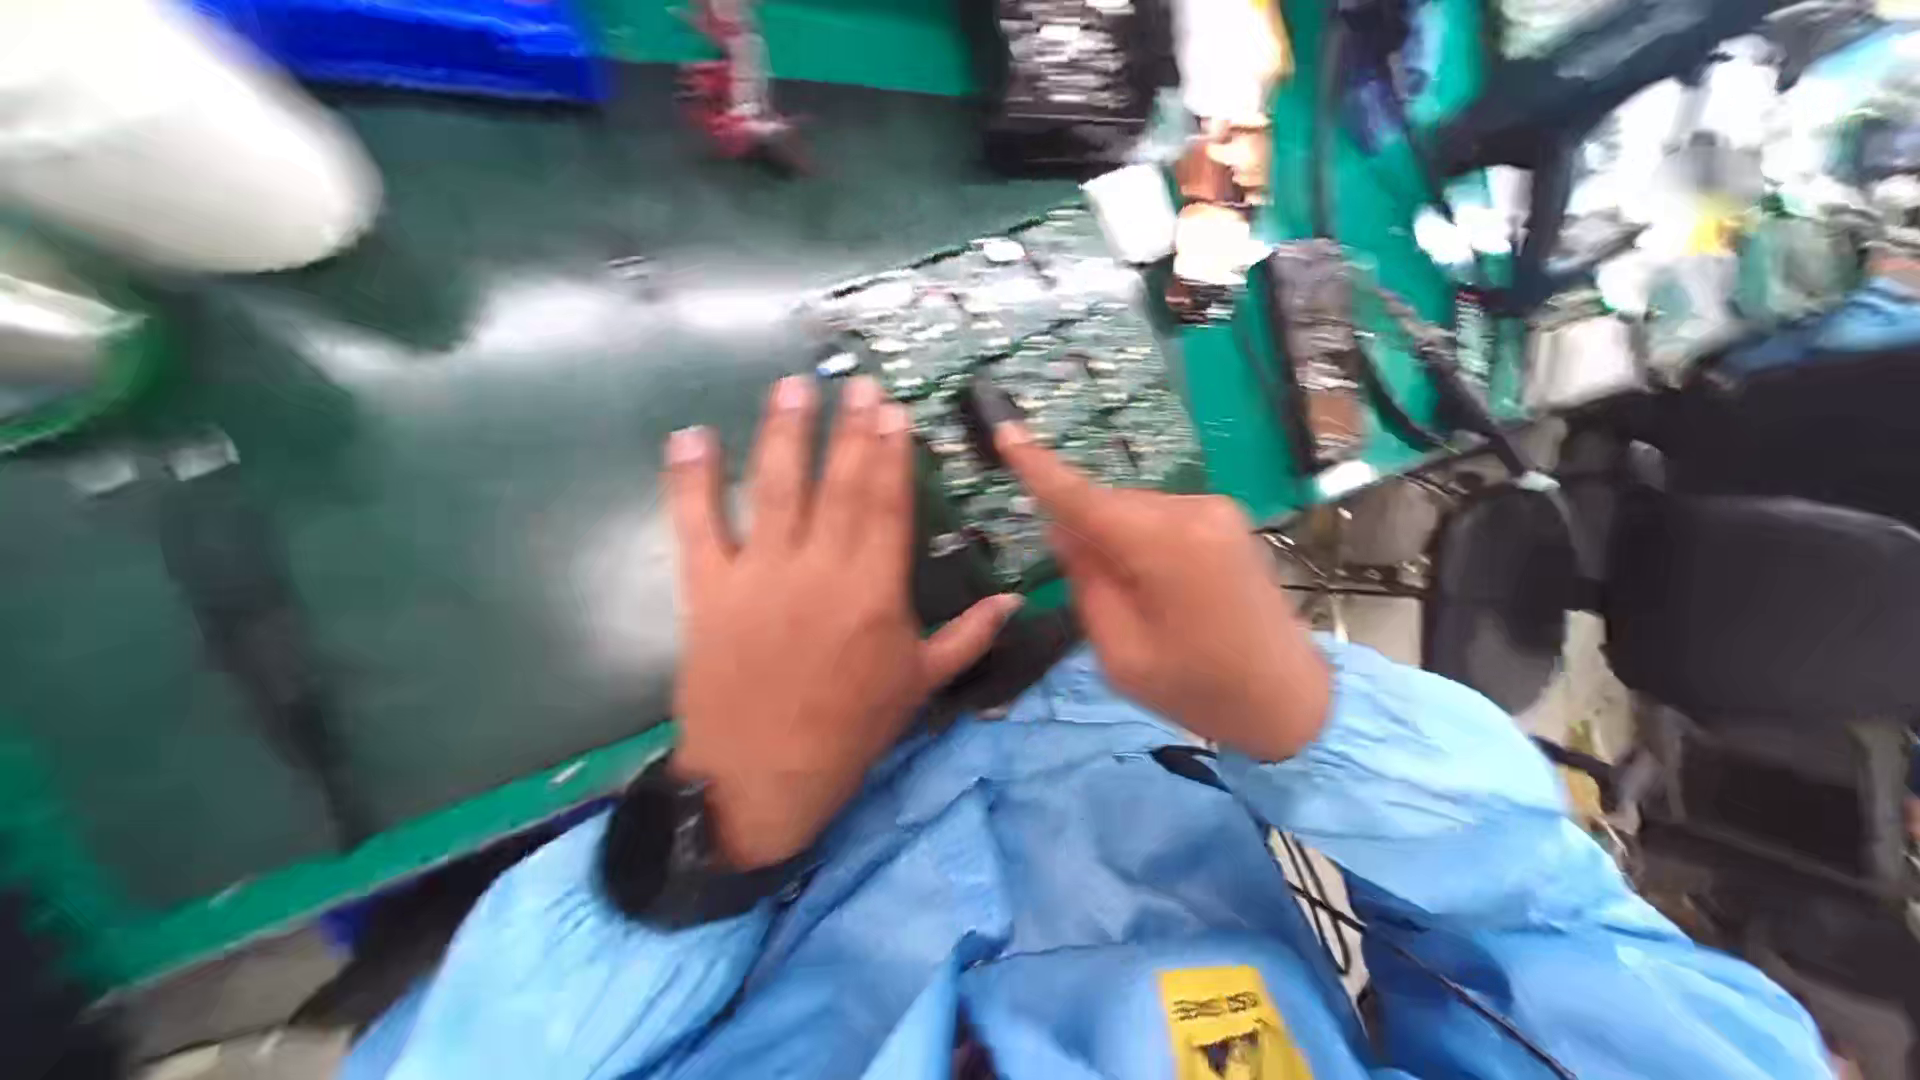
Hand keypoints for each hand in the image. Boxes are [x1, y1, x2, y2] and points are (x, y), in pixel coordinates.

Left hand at [665, 375, 1021, 868]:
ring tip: (792, 387)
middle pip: (839, 485)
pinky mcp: (707, 592)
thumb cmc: (850, 730)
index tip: (893, 410)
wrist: (763, 779)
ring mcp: (758, 576)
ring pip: (775, 490)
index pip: (887, 505)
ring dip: (784, 433)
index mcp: (874, 591)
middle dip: (849, 428)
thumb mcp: (920, 685)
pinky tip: (690, 437)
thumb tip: (1015, 598)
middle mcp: (818, 570)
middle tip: (856, 380)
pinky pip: (696, 527)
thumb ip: (969, 636)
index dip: (891, 454)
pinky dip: (691, 481)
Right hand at [995, 423, 1328, 760]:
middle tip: (1088, 590)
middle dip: (1082, 533)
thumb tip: (1064, 532)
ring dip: (1113, 540)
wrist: (1287, 701)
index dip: (1038, 466)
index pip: (1082, 498)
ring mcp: (1215, 511)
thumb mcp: (1119, 651)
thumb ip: (1086, 581)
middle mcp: (1192, 511)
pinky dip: (1139, 541)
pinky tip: (1155, 584)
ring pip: (1131, 510)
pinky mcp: (1225, 520)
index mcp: (1164, 545)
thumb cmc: (1197, 688)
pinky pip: (1158, 517)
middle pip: (1107, 505)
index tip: (1005, 431)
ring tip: (1133, 599)